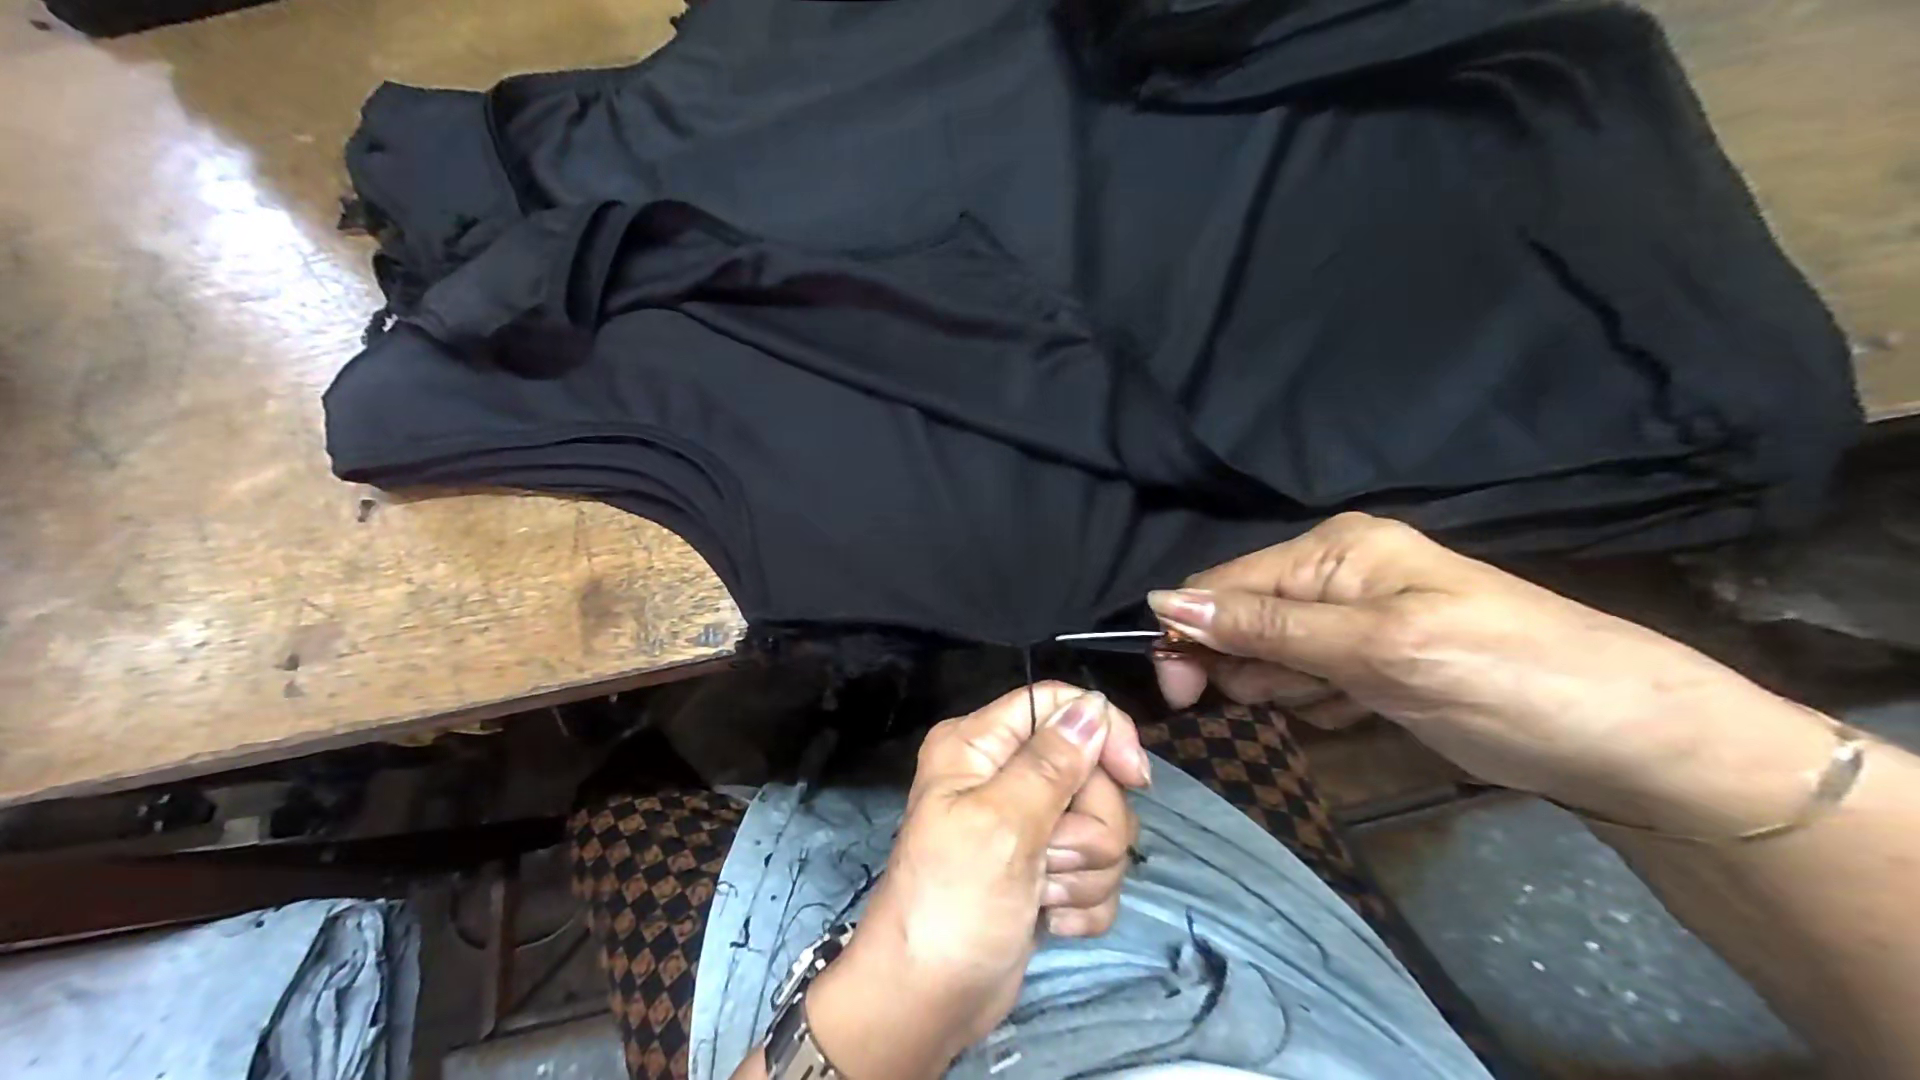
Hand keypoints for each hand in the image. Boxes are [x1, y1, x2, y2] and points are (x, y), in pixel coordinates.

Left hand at [805, 683, 1146, 1078]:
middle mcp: (1005, 774)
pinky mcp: (1047, 869)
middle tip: (1049, 856)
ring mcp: (1028, 823)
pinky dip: (1082, 900)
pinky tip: (1048, 918)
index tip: (1134, 777)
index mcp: (980, 744)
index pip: (1057, 704)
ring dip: (1083, 870)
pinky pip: (1098, 870)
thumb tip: (1094, 706)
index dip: (1103, 732)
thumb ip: (1052, 763)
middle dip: (1087, 825)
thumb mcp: (1001, 823)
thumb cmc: (953, 901)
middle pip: (1091, 771)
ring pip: (1103, 825)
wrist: (928, 1002)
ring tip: (1040, 892)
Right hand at [1148, 512, 1837, 836]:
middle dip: (1244, 665)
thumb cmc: (1508, 678)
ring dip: (1282, 688)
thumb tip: (1163, 602)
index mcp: (1332, 550)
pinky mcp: (1366, 663)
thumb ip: (1266, 626)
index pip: (1223, 584)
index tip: (1179, 692)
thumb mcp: (1377, 649)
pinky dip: (1314, 702)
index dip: (1191, 632)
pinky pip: (1301, 680)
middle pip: (1238, 619)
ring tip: (1344, 703)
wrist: (1635, 746)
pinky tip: (1357, 711)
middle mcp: (1332, 575)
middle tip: (1294, 699)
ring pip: (1264, 655)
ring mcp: (1350, 621)